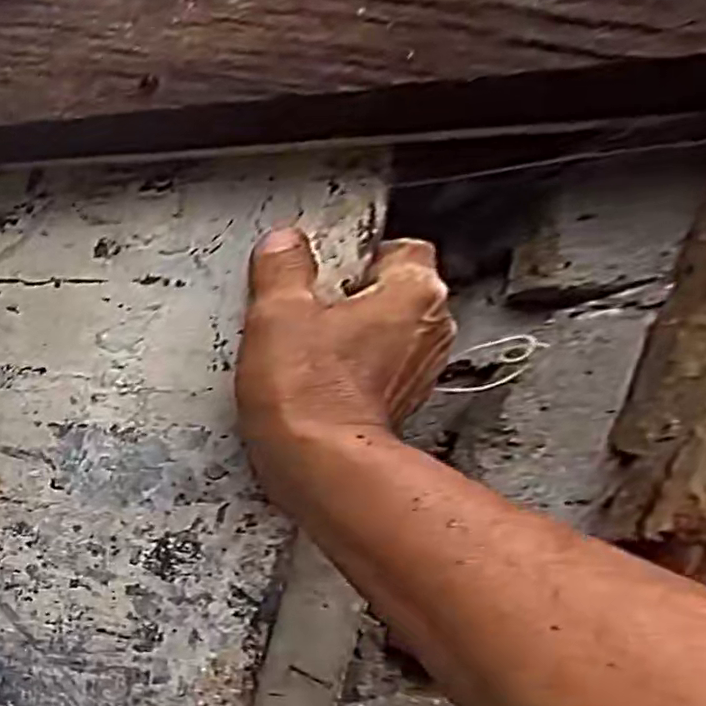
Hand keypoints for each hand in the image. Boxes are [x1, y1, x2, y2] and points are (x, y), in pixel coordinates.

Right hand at [236, 227, 455, 453]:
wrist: (314, 460)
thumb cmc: (308, 393)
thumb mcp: (276, 313)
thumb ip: (281, 269)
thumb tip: (282, 245)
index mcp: (413, 293)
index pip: (399, 249)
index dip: (353, 257)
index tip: (315, 273)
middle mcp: (428, 330)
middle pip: (389, 294)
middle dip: (346, 301)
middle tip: (300, 317)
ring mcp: (414, 372)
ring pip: (381, 336)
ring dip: (346, 340)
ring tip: (299, 355)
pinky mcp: (393, 405)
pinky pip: (371, 374)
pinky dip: (345, 375)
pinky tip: (308, 385)